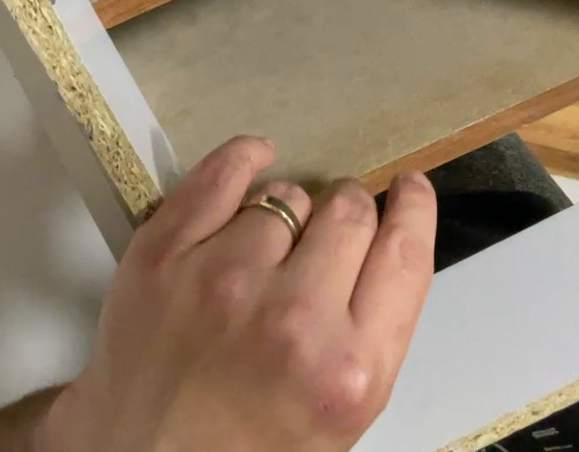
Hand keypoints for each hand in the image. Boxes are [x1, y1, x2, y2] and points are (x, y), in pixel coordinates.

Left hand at [38, 137, 437, 451]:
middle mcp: (291, 316)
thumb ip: (371, 327)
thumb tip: (384, 231)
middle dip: (348, 211)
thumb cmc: (251, 439)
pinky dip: (244, 156)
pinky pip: (221, 173)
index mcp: (348, 368)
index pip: (402, 257)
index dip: (413, 211)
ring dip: (287, 211)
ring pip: (285, 195)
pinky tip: (257, 155)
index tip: (410, 188)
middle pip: (347, 212)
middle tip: (330, 229)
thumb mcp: (340, 409)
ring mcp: (221, 276)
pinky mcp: (165, 249)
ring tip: (268, 249)